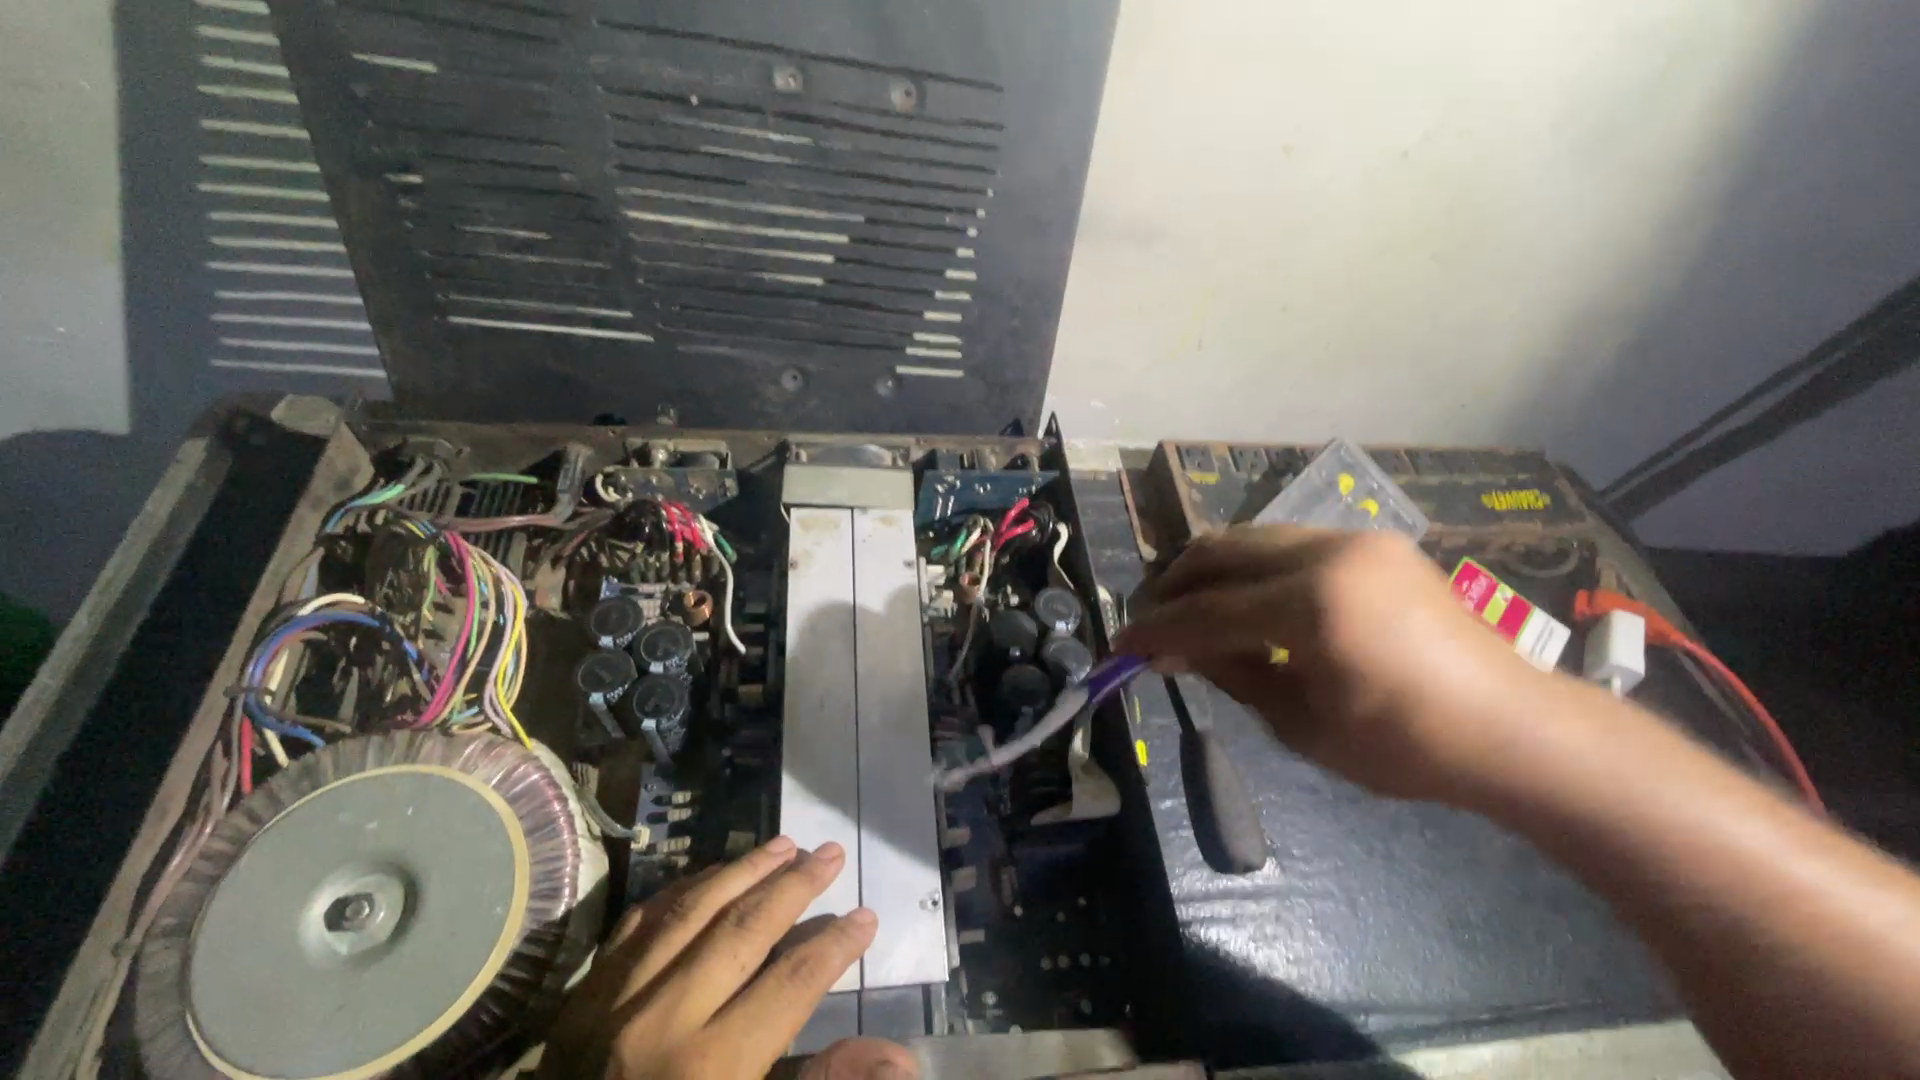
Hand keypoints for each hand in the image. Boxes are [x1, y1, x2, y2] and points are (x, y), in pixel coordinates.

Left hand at [539, 837, 916, 1079]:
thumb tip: (900, 1058)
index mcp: (710, 1068)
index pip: (791, 983)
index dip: (835, 946)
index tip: (866, 917)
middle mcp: (663, 1020)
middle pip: (744, 929)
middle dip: (795, 885)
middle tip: (831, 852)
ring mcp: (614, 1001)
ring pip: (691, 910)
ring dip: (742, 871)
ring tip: (783, 845)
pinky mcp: (581, 997)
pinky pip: (640, 922)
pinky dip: (682, 891)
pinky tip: (711, 875)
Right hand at [1114, 526, 1545, 800]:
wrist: (1512, 729)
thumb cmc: (1405, 747)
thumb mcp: (1301, 723)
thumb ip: (1231, 671)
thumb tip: (1172, 650)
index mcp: (1313, 605)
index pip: (1206, 609)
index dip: (1155, 630)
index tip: (1118, 648)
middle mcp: (1329, 553)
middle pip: (1219, 550)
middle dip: (1172, 586)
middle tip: (1149, 623)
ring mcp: (1355, 541)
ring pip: (1251, 537)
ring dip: (1209, 571)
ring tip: (1189, 611)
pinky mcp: (1373, 545)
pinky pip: (1287, 544)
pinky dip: (1250, 569)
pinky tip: (1244, 603)